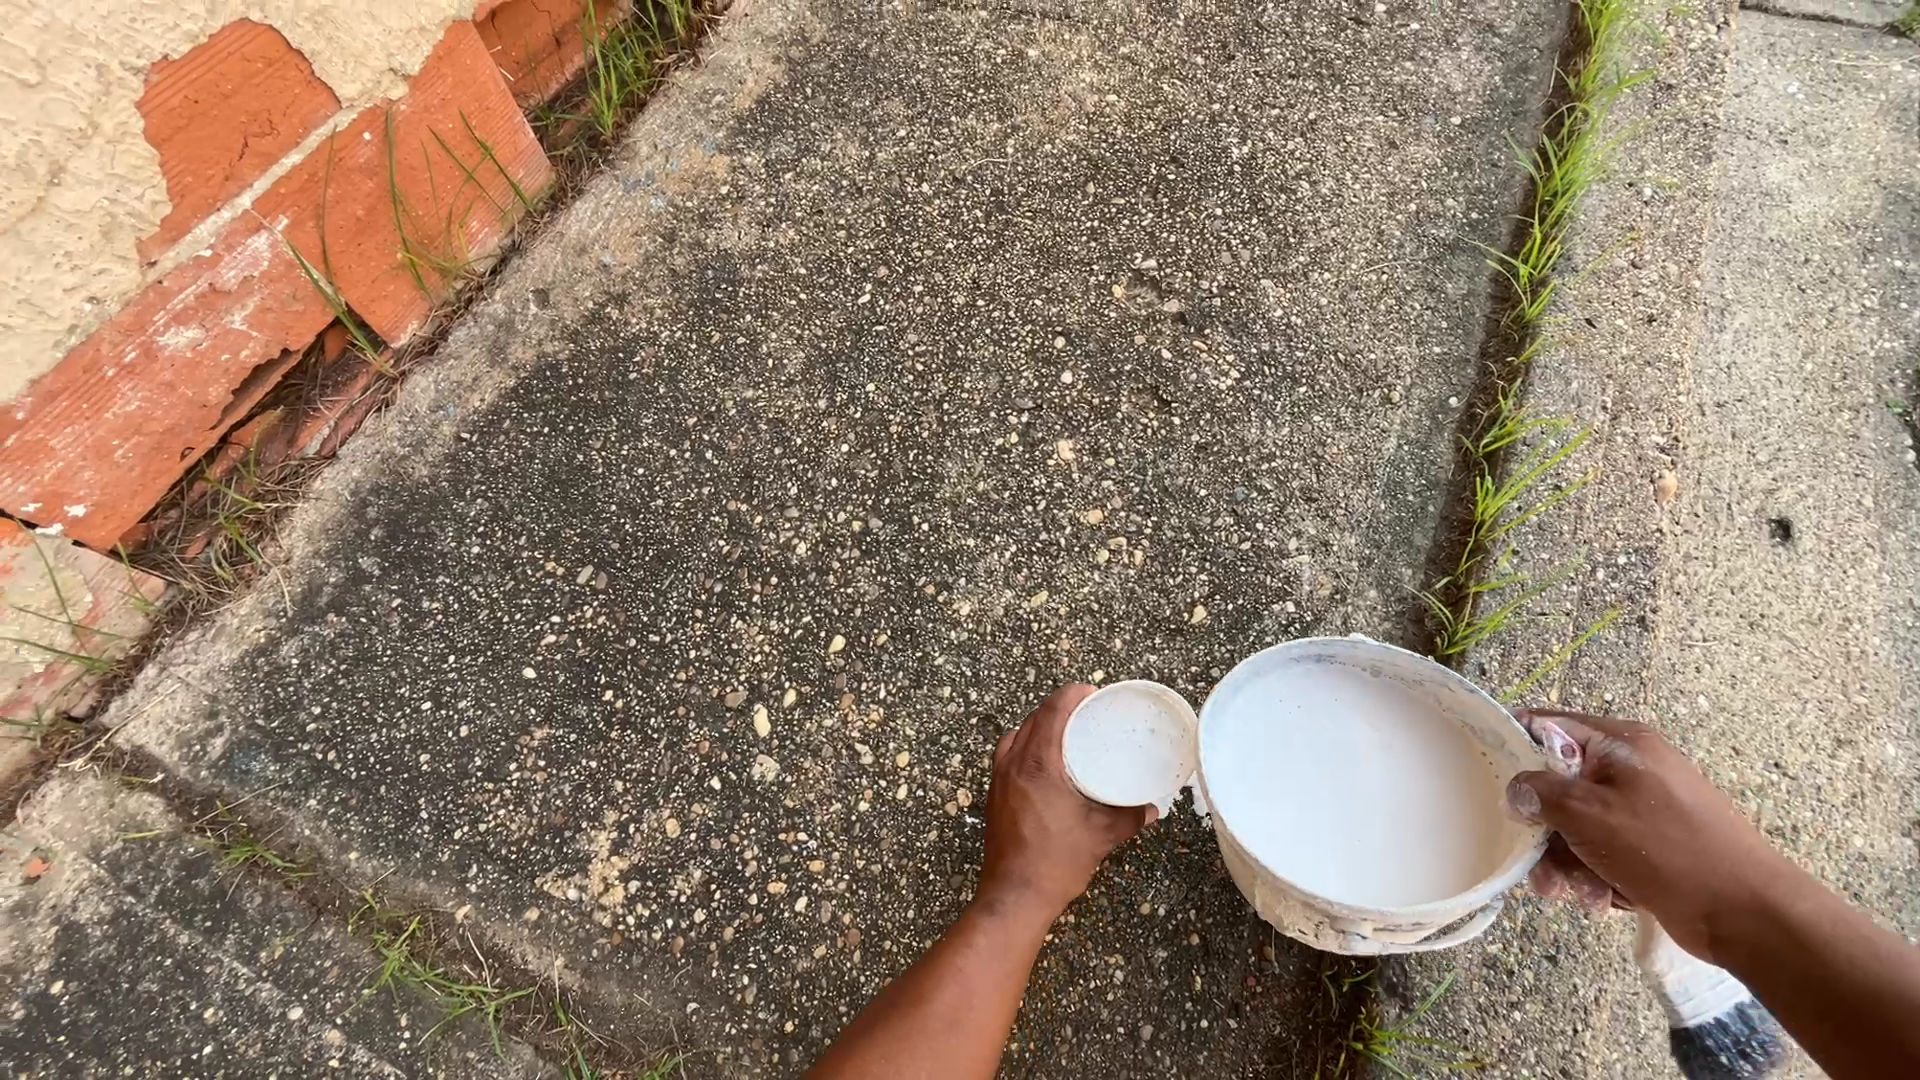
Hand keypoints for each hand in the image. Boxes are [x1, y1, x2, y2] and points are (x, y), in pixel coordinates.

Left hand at [977, 684, 1155, 922]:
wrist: (1013, 895)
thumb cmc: (1055, 863)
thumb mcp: (1101, 836)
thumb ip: (1129, 817)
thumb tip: (1151, 807)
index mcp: (1038, 763)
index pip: (1051, 710)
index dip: (1071, 694)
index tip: (1092, 693)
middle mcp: (1013, 762)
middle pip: (1033, 717)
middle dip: (1059, 707)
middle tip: (1086, 712)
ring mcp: (999, 777)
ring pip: (1017, 733)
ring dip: (1039, 724)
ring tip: (1065, 732)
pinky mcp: (993, 792)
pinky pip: (1008, 752)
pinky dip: (1025, 744)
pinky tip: (1044, 760)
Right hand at [1507, 708, 1794, 961]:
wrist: (1754, 919)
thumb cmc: (1666, 850)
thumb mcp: (1586, 811)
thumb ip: (1537, 791)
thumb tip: (1515, 792)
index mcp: (1622, 743)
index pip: (1547, 725)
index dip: (1513, 746)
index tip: (1488, 775)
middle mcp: (1633, 768)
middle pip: (1558, 782)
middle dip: (1541, 824)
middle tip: (1529, 853)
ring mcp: (1646, 808)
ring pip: (1576, 823)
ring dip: (1561, 857)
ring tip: (1562, 890)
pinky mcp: (1654, 845)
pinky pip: (1602, 849)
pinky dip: (1590, 873)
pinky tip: (1592, 898)